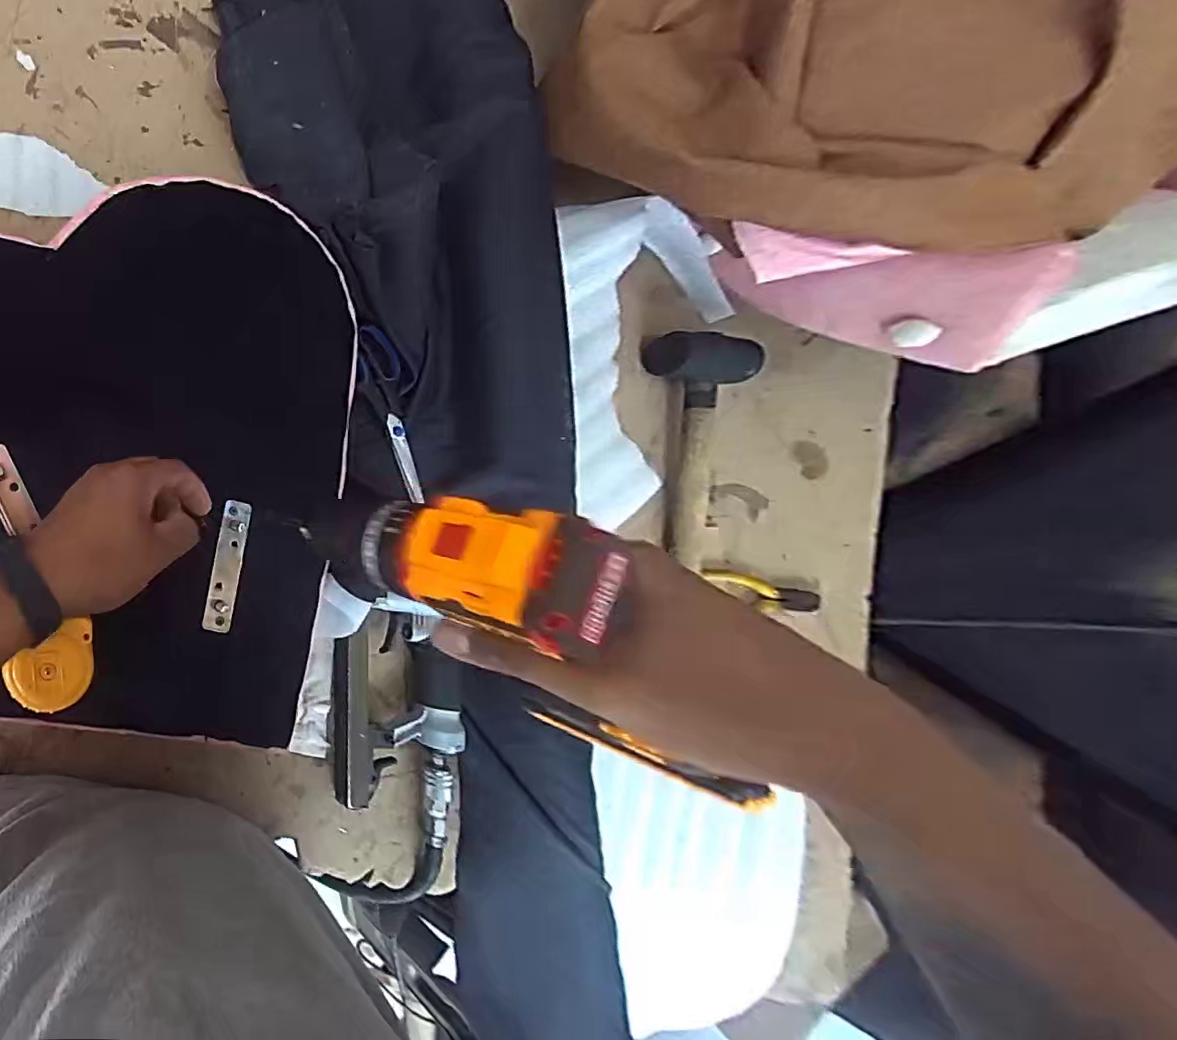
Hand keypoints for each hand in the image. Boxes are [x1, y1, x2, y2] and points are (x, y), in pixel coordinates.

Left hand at [22, 457, 212, 615]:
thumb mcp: (157, 553)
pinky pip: (112, 496)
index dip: (197, 491)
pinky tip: (129, 538)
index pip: (177, 471)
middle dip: (174, 497)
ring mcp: (87, 485)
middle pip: (153, 473)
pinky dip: (130, 510)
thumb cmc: (104, 564)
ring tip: (156, 536)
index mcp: (132, 478)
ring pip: (132, 485)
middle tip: (181, 525)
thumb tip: (186, 521)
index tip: (202, 516)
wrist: (40, 581)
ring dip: (151, 505)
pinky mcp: (74, 502)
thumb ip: (183, 531)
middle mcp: (109, 472)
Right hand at [433, 544, 915, 792]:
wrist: (839, 739)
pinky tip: (590, 673)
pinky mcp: (678, 615)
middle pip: (544, 568)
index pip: (519, 540)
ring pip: (576, 595)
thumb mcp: (602, 689)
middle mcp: (633, 563)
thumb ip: (518, 657)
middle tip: (483, 635)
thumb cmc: (712, 703)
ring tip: (532, 662)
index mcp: (613, 561)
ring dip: (545, 623)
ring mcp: (659, 588)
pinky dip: (581, 634)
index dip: (475, 559)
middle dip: (508, 600)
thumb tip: (445, 632)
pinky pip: (607, 613)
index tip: (440, 583)